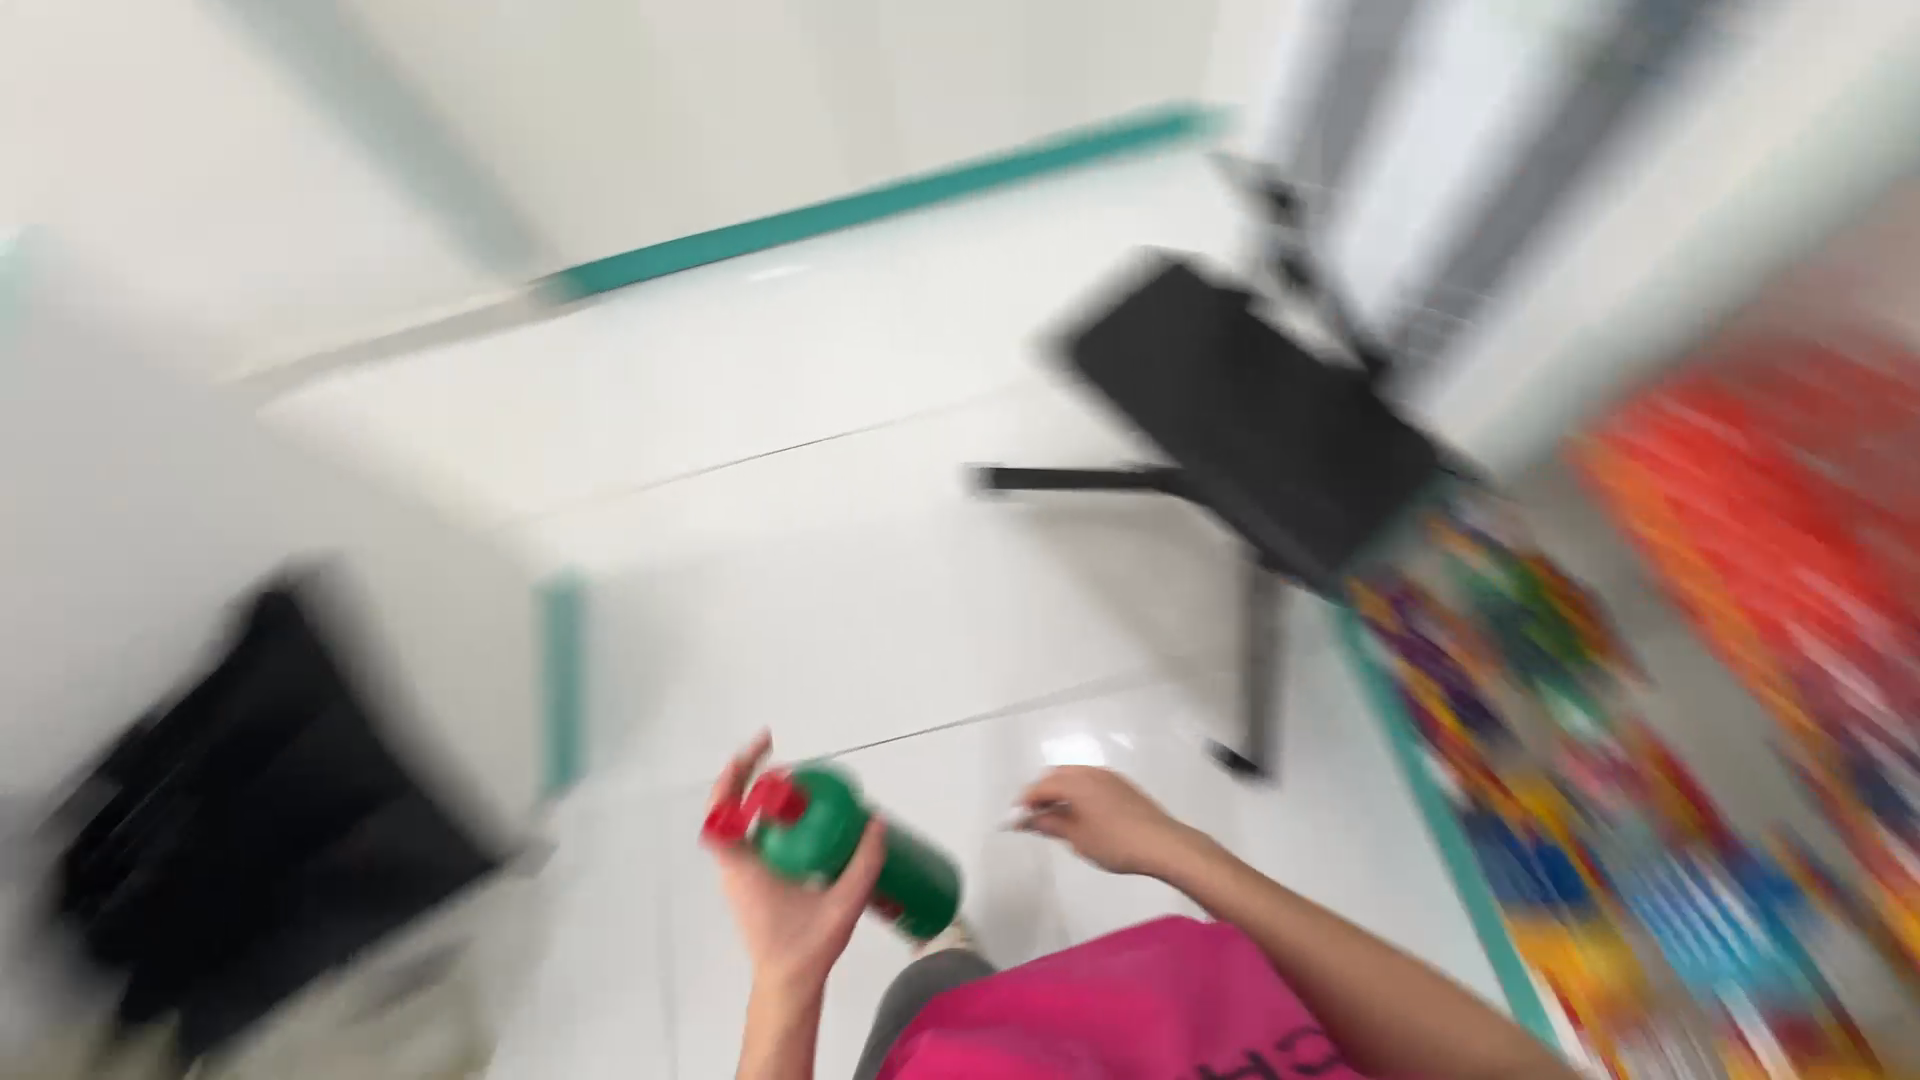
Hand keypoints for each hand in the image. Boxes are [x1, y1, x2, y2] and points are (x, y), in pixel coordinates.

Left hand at [703, 731, 885, 996]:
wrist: (787, 987)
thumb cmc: (805, 950)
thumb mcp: (843, 905)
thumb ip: (865, 864)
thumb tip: (878, 822)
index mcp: (745, 869)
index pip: (721, 818)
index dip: (731, 780)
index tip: (758, 754)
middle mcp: (735, 868)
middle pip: (727, 810)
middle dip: (746, 774)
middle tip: (773, 748)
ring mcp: (740, 875)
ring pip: (737, 822)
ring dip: (754, 794)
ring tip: (786, 774)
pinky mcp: (751, 881)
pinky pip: (750, 837)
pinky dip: (763, 815)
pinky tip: (792, 812)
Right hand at [1017, 766, 1205, 876]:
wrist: (1163, 844)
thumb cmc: (1115, 843)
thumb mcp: (1077, 837)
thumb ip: (1049, 823)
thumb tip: (1026, 818)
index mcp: (1074, 781)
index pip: (1039, 787)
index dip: (1023, 803)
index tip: (1013, 822)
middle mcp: (1089, 771)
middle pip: (1055, 776)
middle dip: (1041, 794)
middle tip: (1034, 819)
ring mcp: (1108, 776)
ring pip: (1074, 778)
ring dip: (1060, 793)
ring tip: (1057, 819)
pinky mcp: (1122, 785)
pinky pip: (1090, 782)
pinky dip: (1078, 793)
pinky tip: (1082, 815)